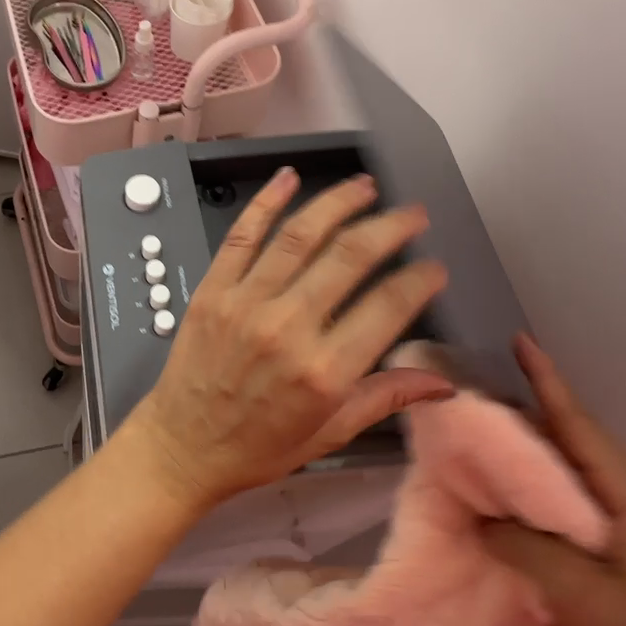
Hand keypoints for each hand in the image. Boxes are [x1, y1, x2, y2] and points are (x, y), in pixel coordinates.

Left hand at [124, 167, 453, 510]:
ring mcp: (246, 303)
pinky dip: (265, 202)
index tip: (434, 265)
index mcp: (325, 370)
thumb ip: (385, 397)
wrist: (183, 446)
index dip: (419, 279)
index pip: (388, 306)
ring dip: (336, 203)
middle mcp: (288, 328)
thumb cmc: (257, 447)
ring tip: (363, 186)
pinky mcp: (212, 290)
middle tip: (413, 214)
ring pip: (299, 236)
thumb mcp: (329, 432)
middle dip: (390, 227)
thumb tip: (443, 382)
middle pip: (349, 258)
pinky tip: (287, 178)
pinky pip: (241, 236)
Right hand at [481, 337, 625, 625]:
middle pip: (573, 438)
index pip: (580, 426)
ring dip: (528, 445)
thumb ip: (521, 540)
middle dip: (526, 410)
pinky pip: (570, 488)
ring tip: (481, 429)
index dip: (547, 382)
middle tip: (475, 393)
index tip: (521, 340)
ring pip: (570, 463)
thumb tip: (482, 512)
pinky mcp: (619, 536)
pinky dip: (536, 476)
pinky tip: (508, 481)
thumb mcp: (572, 589)